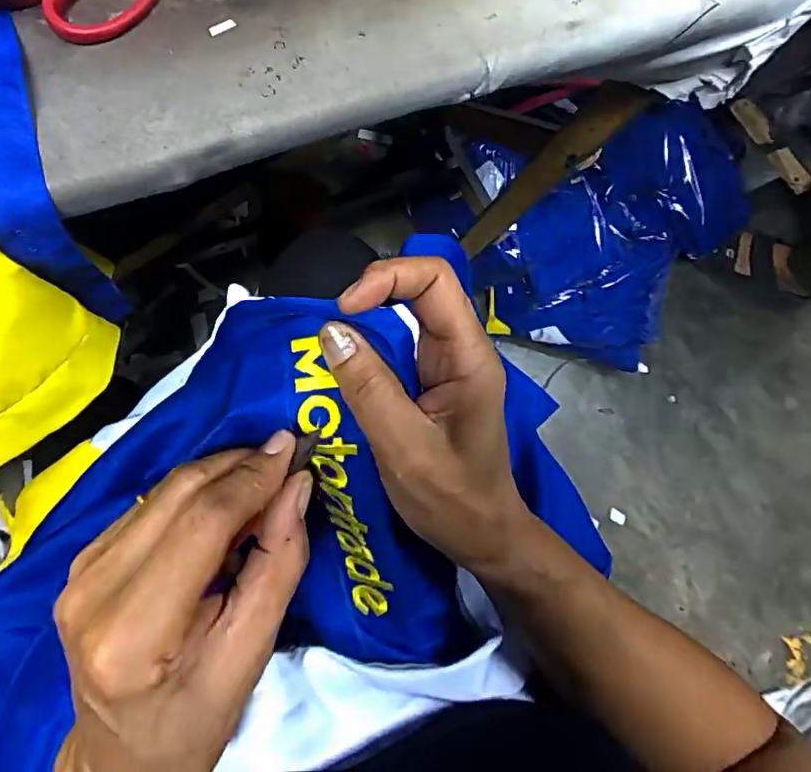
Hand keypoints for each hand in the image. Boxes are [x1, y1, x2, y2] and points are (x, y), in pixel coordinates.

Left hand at [54, 435, 311, 771]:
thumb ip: (280, 563)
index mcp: (133, 631)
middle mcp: (93, 593)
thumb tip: (297, 484)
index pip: (202, 523)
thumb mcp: (252, 651)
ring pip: (166, 488)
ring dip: (222, 472)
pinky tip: (227, 504)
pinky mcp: (83, 559)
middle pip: (180, 493)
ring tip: (264, 480)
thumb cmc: (194, 715)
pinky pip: (154, 500)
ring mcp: (79, 573)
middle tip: (288, 456)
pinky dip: (199, 489)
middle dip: (242, 464)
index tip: (296, 446)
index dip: (253, 477)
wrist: (121, 756)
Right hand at [320, 256, 534, 575]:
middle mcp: (462, 348)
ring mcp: (448, 363)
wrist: (483, 534)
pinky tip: (343, 365)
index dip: (388, 277)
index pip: (436, 280)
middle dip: (372, 295)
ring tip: (327, 344)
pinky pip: (399, 346)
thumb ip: (369, 388)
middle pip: (421, 289)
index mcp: (470, 355)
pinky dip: (368, 347)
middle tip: (328, 325)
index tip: (344, 307)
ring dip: (366, 321)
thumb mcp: (404, 448)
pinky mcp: (431, 380)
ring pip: (407, 315)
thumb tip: (331, 330)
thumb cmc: (453, 499)